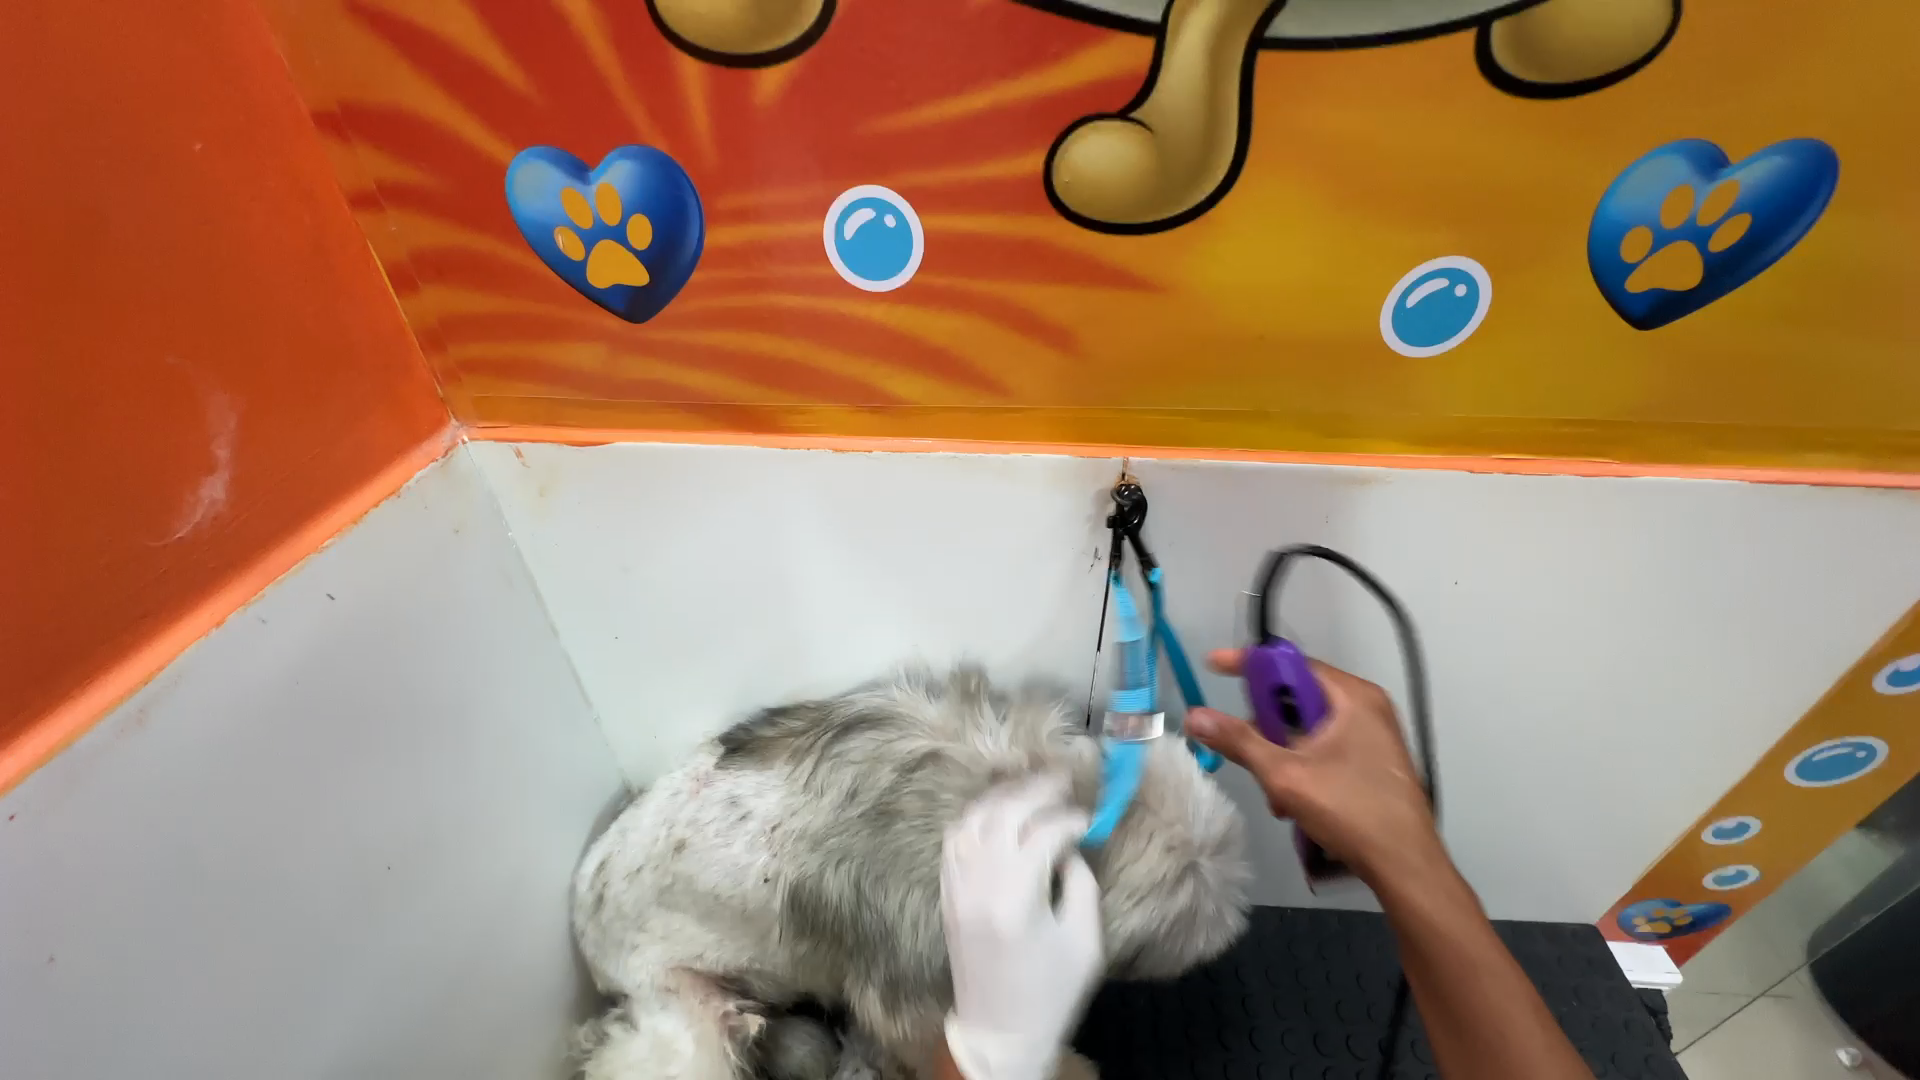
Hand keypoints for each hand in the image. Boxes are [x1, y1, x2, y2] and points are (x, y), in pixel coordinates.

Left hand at [940, 776, 1102, 1079]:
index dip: (1070, 820)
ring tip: (1032, 788)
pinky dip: (976, 816)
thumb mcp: (1085, 942)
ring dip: (1003, 796)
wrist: (1000, 1034)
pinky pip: (954, 838)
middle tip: (1062, 778)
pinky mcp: (947, 892)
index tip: (1089, 820)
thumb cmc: (1051, 992)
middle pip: (1004, 813)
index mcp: (1017, 898)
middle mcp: (980, 882)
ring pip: (973, 818)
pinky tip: (997, 811)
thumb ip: (1081, 883)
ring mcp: (957, 884)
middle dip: (1036, 789)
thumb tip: (1069, 846)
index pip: (1043, 834)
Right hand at [1185, 652, 1443, 889]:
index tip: (1212, 666)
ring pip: (1306, 726)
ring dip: (1280, 752)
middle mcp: (1365, 706)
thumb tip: (1194, 715)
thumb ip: (1238, 741)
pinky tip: (1291, 799)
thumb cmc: (1350, 811)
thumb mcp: (1284, 774)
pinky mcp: (1372, 760)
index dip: (1248, 664)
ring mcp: (1372, 734)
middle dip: (1265, 724)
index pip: (1289, 663)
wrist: (1406, 868)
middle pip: (1296, 696)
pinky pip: (1322, 746)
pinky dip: (1300, 764)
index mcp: (1352, 697)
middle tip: (1247, 749)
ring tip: (1273, 789)